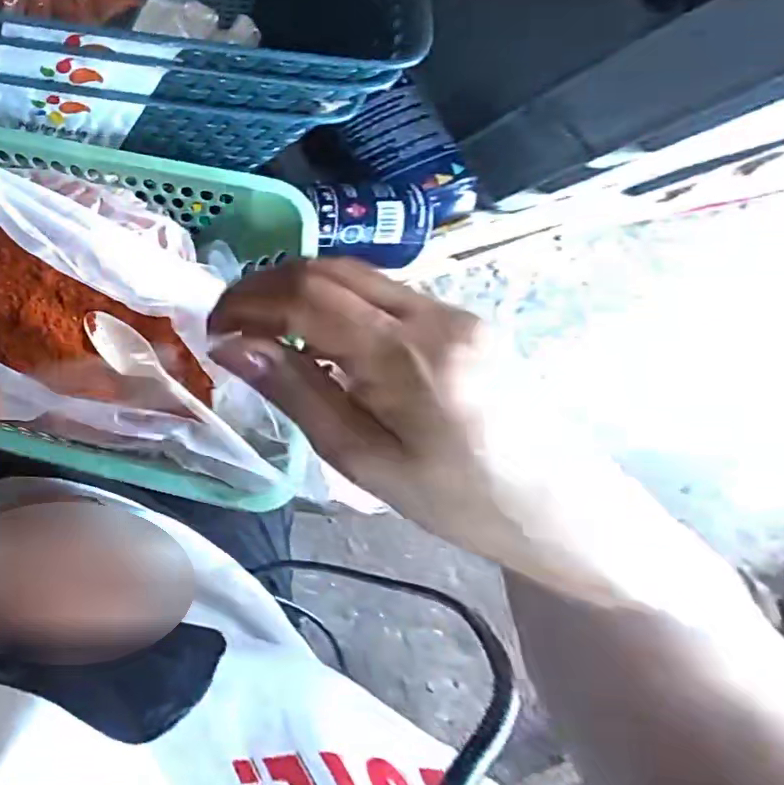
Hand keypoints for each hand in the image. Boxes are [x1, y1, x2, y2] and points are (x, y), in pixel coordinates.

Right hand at [205, 259, 623, 587]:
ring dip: (290, 287)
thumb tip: (229, 344)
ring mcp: (453, 312)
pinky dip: (324, 297)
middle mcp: (434, 317)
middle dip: (261, 286)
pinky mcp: (459, 319)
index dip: (245, 304)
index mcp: (409, 357)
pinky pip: (375, 289)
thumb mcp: (359, 456)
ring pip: (348, 271)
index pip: (305, 298)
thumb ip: (292, 389)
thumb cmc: (456, 499)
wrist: (571, 515)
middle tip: (226, 322)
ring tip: (257, 324)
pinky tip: (308, 331)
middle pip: (324, 269)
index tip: (211, 331)